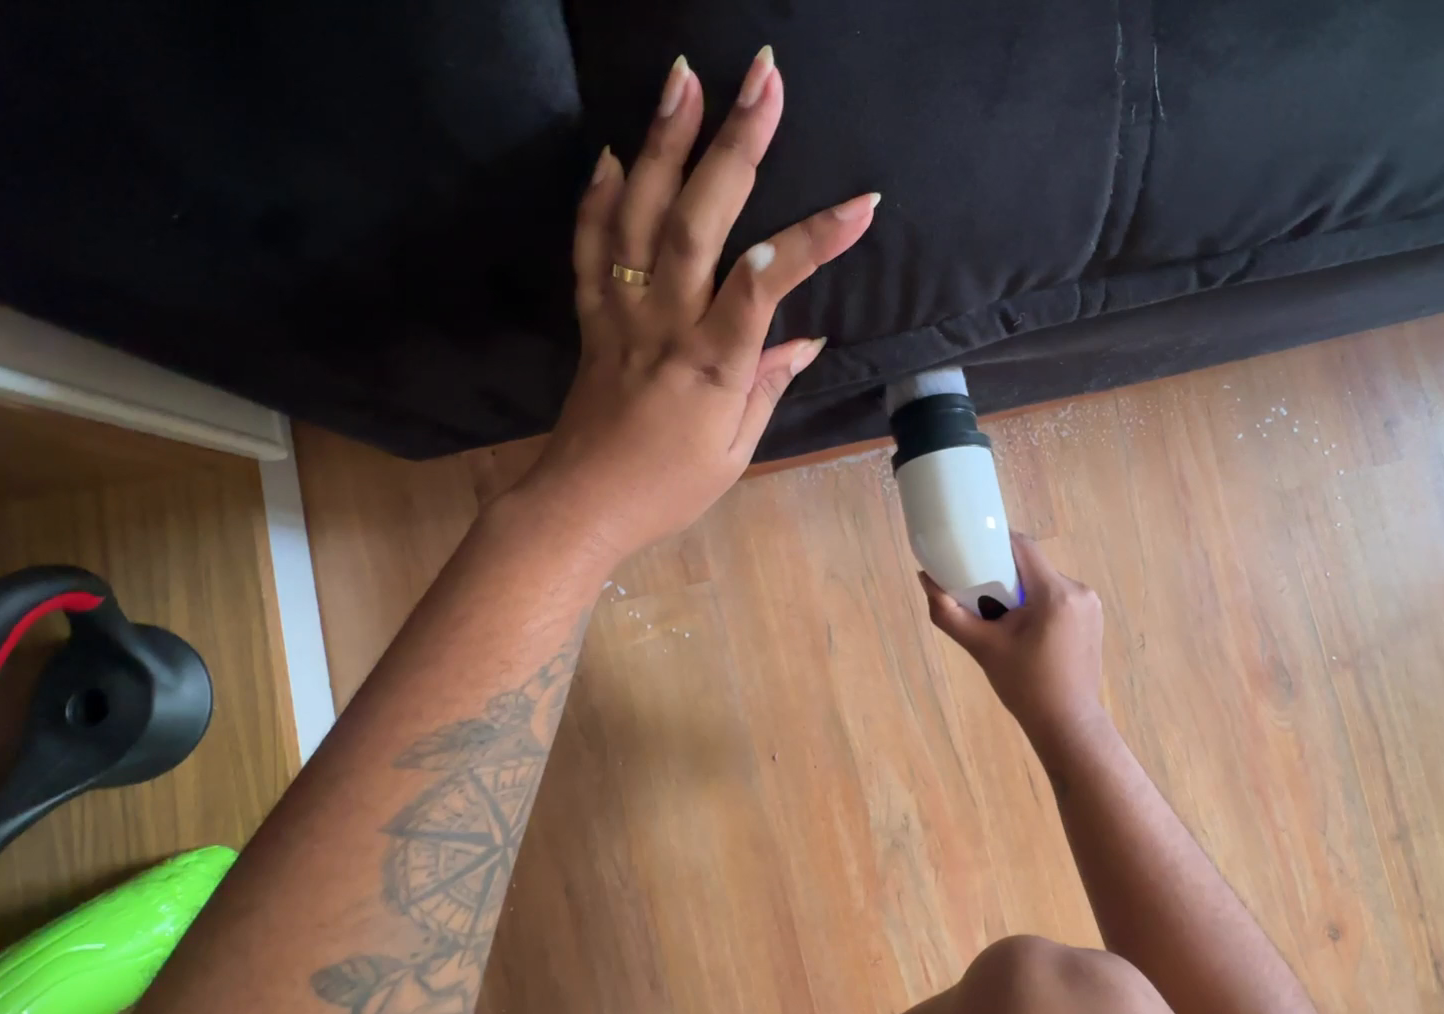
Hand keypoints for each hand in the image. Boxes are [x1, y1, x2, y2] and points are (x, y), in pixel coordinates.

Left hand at [518, 48, 878, 557]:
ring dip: (663, 143)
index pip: (764, 287)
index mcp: (710, 366)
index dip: (814, 241)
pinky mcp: (590, 317)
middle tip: (762, 81)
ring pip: (638, 217)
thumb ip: (767, 385)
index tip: (862, 206)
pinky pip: (590, 248)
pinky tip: (614, 153)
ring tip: (684, 80)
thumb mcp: (735, 450)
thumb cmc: (667, 487)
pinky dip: (599, 197)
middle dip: (734, 146)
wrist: (581, 504)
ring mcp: (619, 315)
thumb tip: (804, 340)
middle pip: (696, 223)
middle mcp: (663, 326)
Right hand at [921, 533, 1107, 738]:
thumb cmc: (1024, 686)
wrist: (1067, 722)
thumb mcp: (981, 647)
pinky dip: (1040, 604)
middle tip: (982, 595)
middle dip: (1005, 574)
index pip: (1021, 546)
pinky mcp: (1093, 618)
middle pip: (1032, 565)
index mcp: (1054, 593)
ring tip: (1003, 618)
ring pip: (1045, 581)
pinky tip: (1027, 630)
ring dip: (1023, 591)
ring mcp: (1090, 604)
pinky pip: (1059, 597)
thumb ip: (949, 612)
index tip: (972, 553)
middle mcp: (1078, 590)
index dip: (994, 544)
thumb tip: (926, 579)